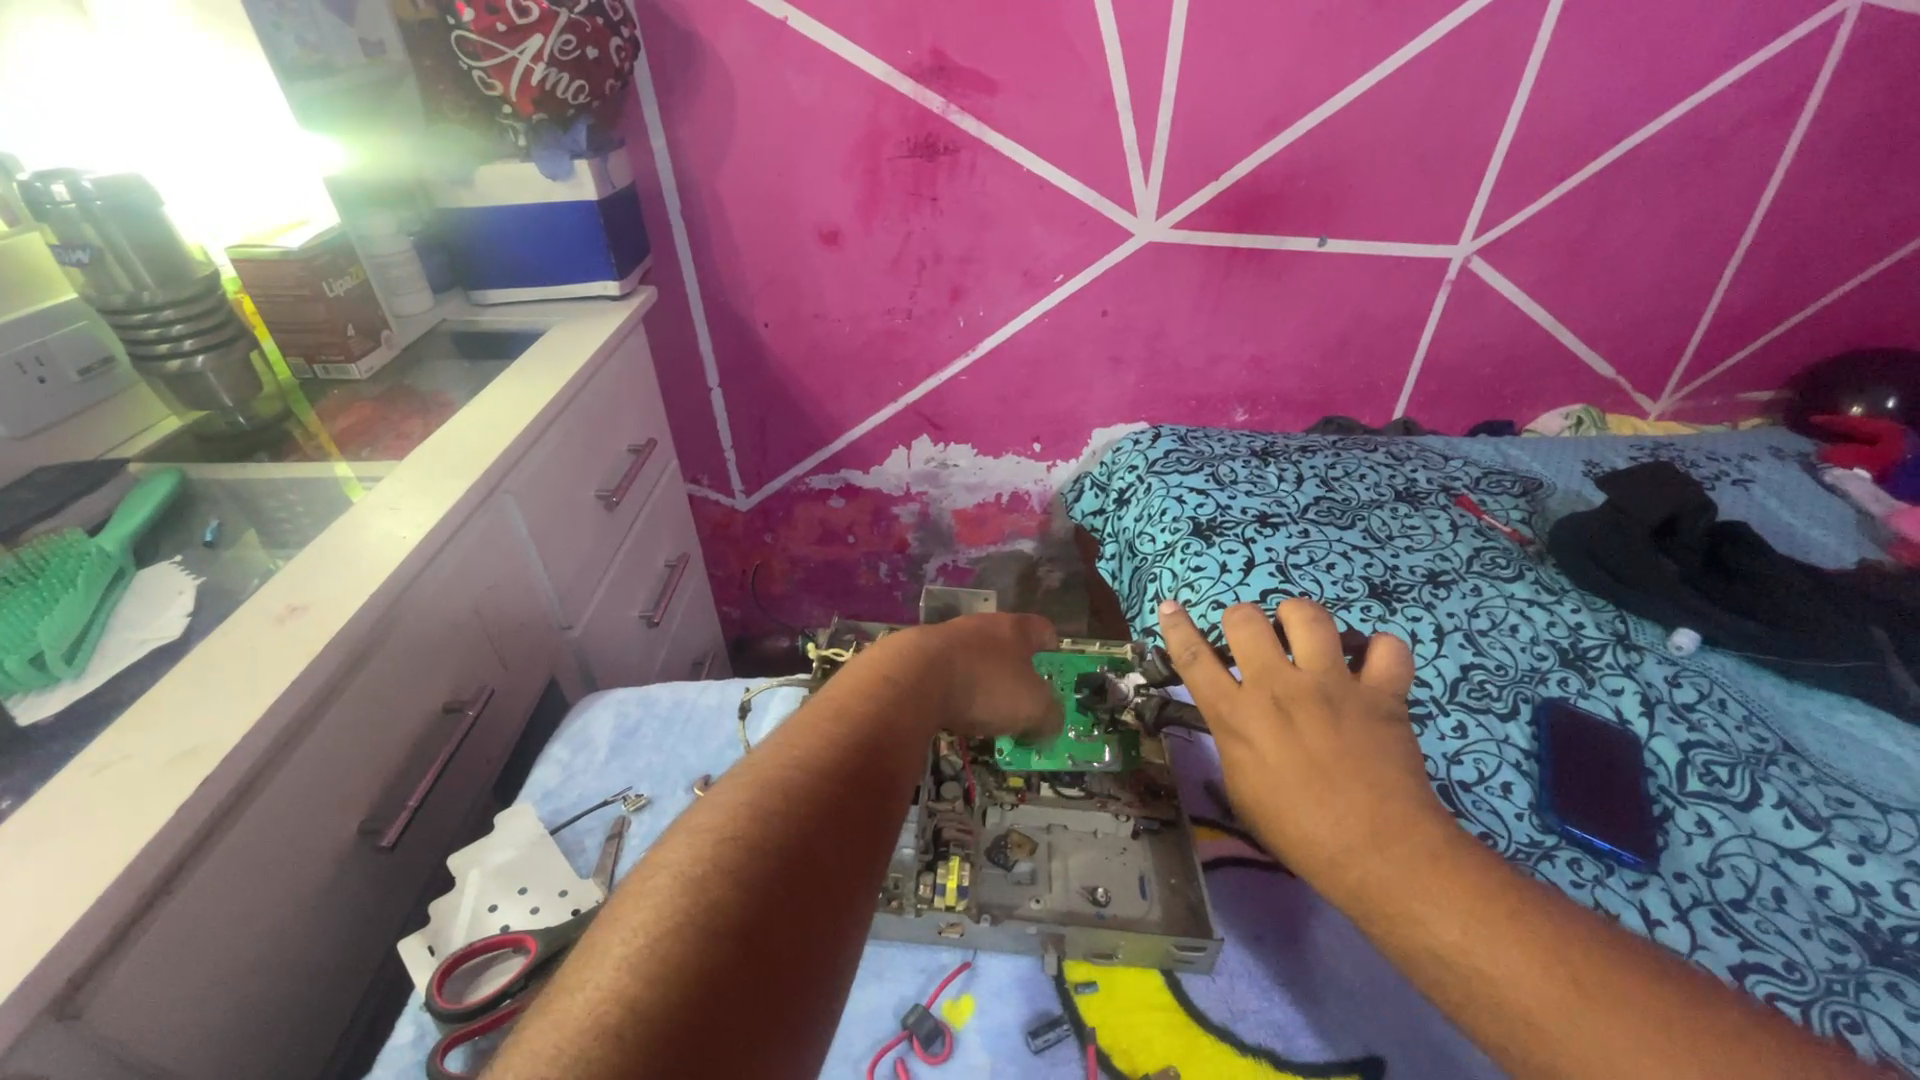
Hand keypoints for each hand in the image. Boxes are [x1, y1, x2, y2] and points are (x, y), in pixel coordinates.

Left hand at [858, 614, 1064, 739]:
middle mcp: (979, 625)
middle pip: (1003, 643)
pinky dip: (945, 691)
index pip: (1043, 629)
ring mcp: (943, 637)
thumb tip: (1049, 723)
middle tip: (1017, 701)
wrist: (910, 679)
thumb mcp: (1033, 708)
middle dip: (1011, 671)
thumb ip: (1050, 716)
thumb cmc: (984, 686)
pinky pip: (939, 673)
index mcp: (1014, 629)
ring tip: (978, 713)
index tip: (1053, 669)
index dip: (1052, 649)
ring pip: (969, 657)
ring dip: (976, 681)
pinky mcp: (913, 654)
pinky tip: (944, 712)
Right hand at [1158, 598, 1451, 887]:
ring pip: (1307, 614)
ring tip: (1306, 635)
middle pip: (1245, 619)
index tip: (1171, 606)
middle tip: (1255, 638)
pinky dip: (1379, 650)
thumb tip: (1237, 723)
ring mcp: (1331, 684)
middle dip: (1243, 619)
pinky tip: (1373, 664)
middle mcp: (1277, 688)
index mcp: (1236, 716)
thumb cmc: (1297, 832)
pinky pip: (1385, 646)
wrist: (1376, 851)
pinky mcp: (1380, 691)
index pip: (1194, 658)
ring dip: (1300, 618)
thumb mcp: (1241, 789)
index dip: (1178, 627)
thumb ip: (1234, 744)